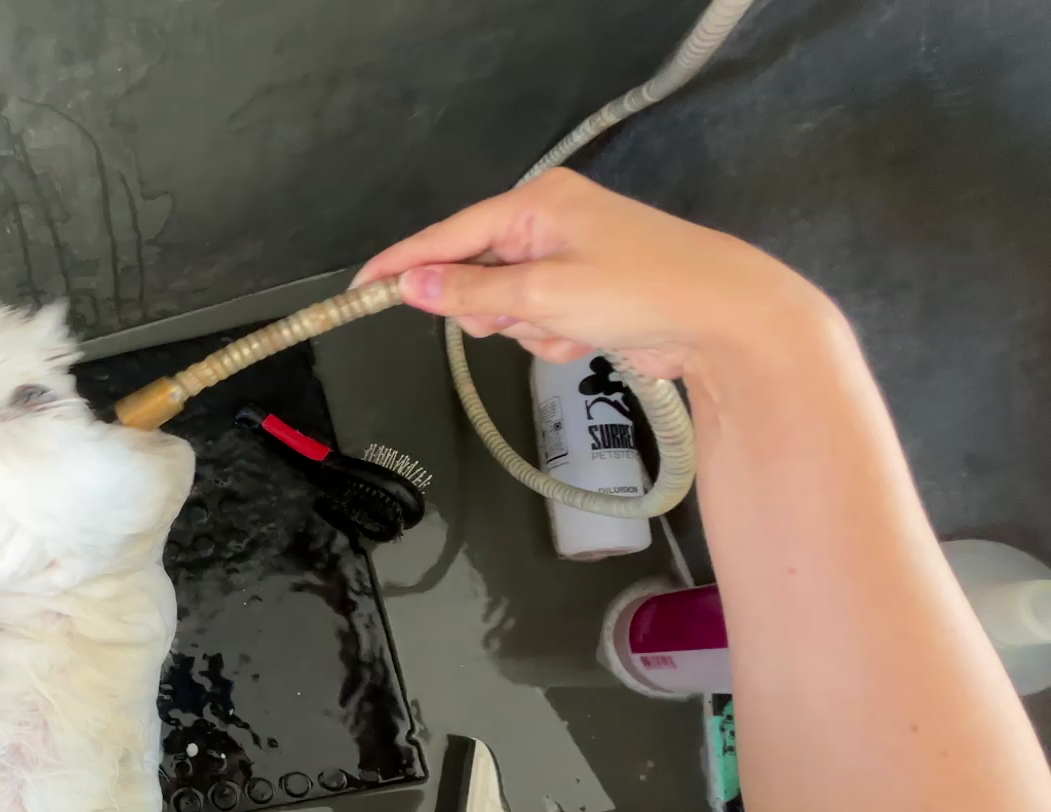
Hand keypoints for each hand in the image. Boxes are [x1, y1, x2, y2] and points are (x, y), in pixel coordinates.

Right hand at [352, 169, 840, 380]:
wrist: (727, 322)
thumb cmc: (634, 292)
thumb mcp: (540, 294)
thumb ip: (466, 292)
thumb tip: (405, 285)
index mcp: (532, 205)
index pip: (445, 237)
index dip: (398, 266)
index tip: (356, 292)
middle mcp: (541, 224)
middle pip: (470, 275)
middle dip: (488, 308)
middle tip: (521, 317)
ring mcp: (560, 257)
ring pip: (497, 305)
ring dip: (521, 325)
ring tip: (566, 325)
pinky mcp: (575, 289)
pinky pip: (528, 319)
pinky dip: (545, 334)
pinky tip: (582, 333)